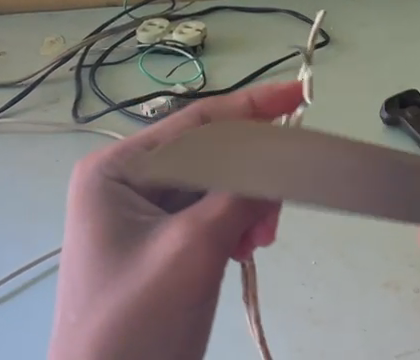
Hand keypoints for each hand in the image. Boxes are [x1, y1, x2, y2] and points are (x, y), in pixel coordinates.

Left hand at [49, 80, 303, 359]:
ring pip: (218, 184)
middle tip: (278, 209)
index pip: (198, 122)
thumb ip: (245, 190)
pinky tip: (247, 248)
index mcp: (116, 170)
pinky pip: (213, 214)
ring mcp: (143, 217)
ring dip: (248, 203)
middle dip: (253, 172)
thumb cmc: (135, 325)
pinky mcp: (162, 247)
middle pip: (211, 152)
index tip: (303, 94)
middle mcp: (128, 182)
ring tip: (260, 240)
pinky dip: (238, 224)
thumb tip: (293, 144)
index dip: (253, 105)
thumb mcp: (194, 249)